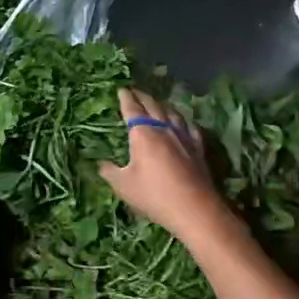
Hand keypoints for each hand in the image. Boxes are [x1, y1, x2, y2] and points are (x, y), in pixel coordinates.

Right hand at [98, 88, 235, 240]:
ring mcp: (184, 137)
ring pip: (173, 113)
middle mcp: (164, 129)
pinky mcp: (198, 148)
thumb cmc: (153, 195)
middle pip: (153, 106)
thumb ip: (109, 171)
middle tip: (135, 91)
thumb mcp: (123, 185)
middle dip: (143, 96)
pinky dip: (182, 120)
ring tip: (157, 102)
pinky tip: (182, 122)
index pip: (132, 110)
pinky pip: (189, 126)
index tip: (121, 89)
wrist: (194, 208)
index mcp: (143, 134)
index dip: (126, 98)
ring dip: (162, 105)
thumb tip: (100, 164)